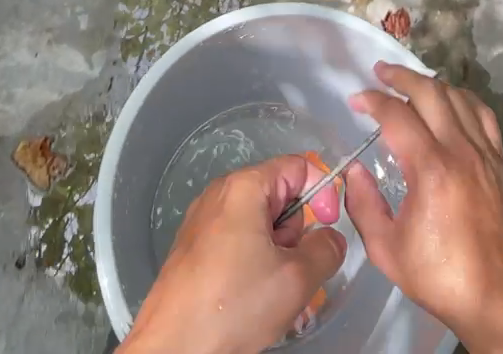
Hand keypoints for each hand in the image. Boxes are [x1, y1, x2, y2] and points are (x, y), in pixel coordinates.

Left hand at [120, 154, 344, 353]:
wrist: (172, 351)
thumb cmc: (235, 305)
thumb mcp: (298, 278)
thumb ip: (327, 248)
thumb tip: (330, 237)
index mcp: (244, 187)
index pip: (299, 167)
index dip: (323, 192)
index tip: (328, 228)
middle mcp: (220, 195)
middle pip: (279, 197)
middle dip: (296, 232)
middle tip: (292, 270)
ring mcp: (202, 223)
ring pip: (259, 225)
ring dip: (277, 255)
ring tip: (273, 295)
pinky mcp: (191, 250)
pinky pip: (237, 244)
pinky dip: (253, 265)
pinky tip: (251, 301)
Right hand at [344, 63, 502, 352]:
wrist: (498, 298)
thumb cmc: (439, 276)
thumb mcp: (386, 249)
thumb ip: (363, 205)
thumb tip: (355, 169)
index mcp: (431, 169)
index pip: (397, 116)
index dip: (373, 101)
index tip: (356, 100)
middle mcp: (460, 150)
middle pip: (430, 92)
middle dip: (401, 77)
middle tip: (380, 73)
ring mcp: (484, 153)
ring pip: (458, 97)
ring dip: (431, 83)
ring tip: (410, 83)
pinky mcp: (499, 162)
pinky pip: (483, 114)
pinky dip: (463, 99)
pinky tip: (451, 101)